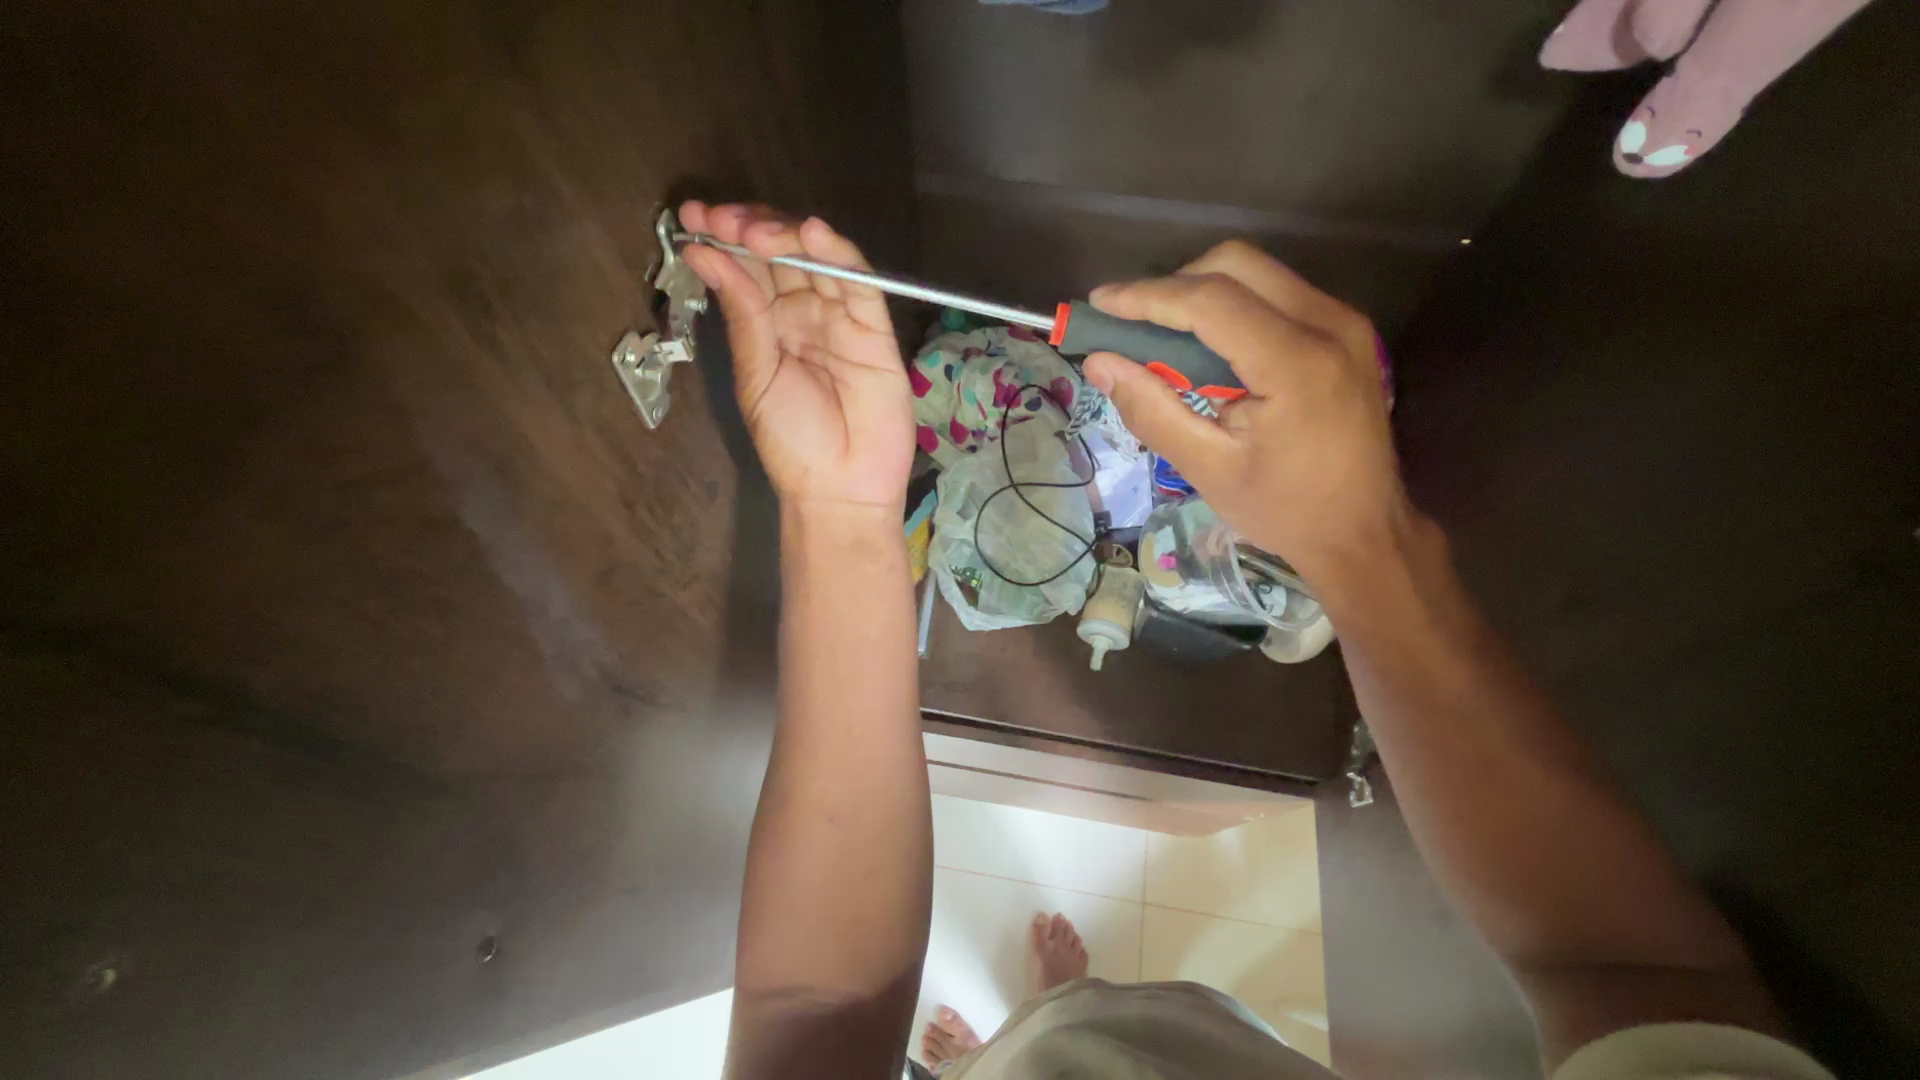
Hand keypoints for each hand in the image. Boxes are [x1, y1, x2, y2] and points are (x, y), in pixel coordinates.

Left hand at [678, 201, 913, 514]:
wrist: (840, 488)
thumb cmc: (793, 441)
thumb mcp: (756, 376)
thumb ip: (742, 315)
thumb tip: (706, 255)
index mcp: (769, 325)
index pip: (747, 268)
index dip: (722, 239)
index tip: (691, 218)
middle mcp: (804, 313)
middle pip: (780, 254)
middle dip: (749, 228)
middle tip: (721, 219)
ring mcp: (840, 318)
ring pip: (816, 259)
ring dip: (784, 234)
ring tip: (752, 229)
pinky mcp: (875, 329)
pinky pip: (859, 283)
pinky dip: (838, 253)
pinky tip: (811, 232)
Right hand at [1082, 241, 1413, 591]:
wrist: (1364, 530)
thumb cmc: (1285, 509)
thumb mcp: (1208, 469)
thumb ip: (1152, 410)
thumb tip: (1099, 362)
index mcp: (1296, 364)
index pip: (1211, 301)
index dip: (1147, 296)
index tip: (1099, 303)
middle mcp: (1329, 325)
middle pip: (1236, 265)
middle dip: (1174, 286)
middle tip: (1132, 324)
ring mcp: (1344, 323)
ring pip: (1258, 272)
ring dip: (1202, 293)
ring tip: (1163, 338)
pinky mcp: (1345, 331)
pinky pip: (1277, 293)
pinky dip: (1232, 307)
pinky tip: (1208, 349)